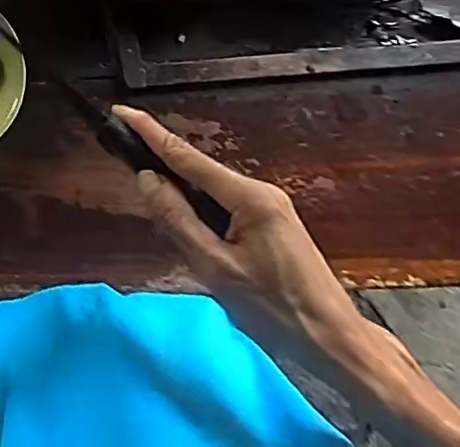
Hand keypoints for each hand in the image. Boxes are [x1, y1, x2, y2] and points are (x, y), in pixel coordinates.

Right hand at [115, 106, 459, 446]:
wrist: (339, 347)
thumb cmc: (278, 311)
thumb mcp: (217, 269)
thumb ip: (177, 221)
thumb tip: (146, 177)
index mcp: (248, 197)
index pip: (186, 156)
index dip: (149, 132)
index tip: (120, 112)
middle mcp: (259, 190)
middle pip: (196, 172)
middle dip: (164, 175)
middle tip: (137, 191)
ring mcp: (268, 205)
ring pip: (208, 191)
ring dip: (183, 201)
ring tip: (172, 234)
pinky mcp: (270, 221)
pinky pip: (222, 205)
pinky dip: (200, 214)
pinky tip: (197, 241)